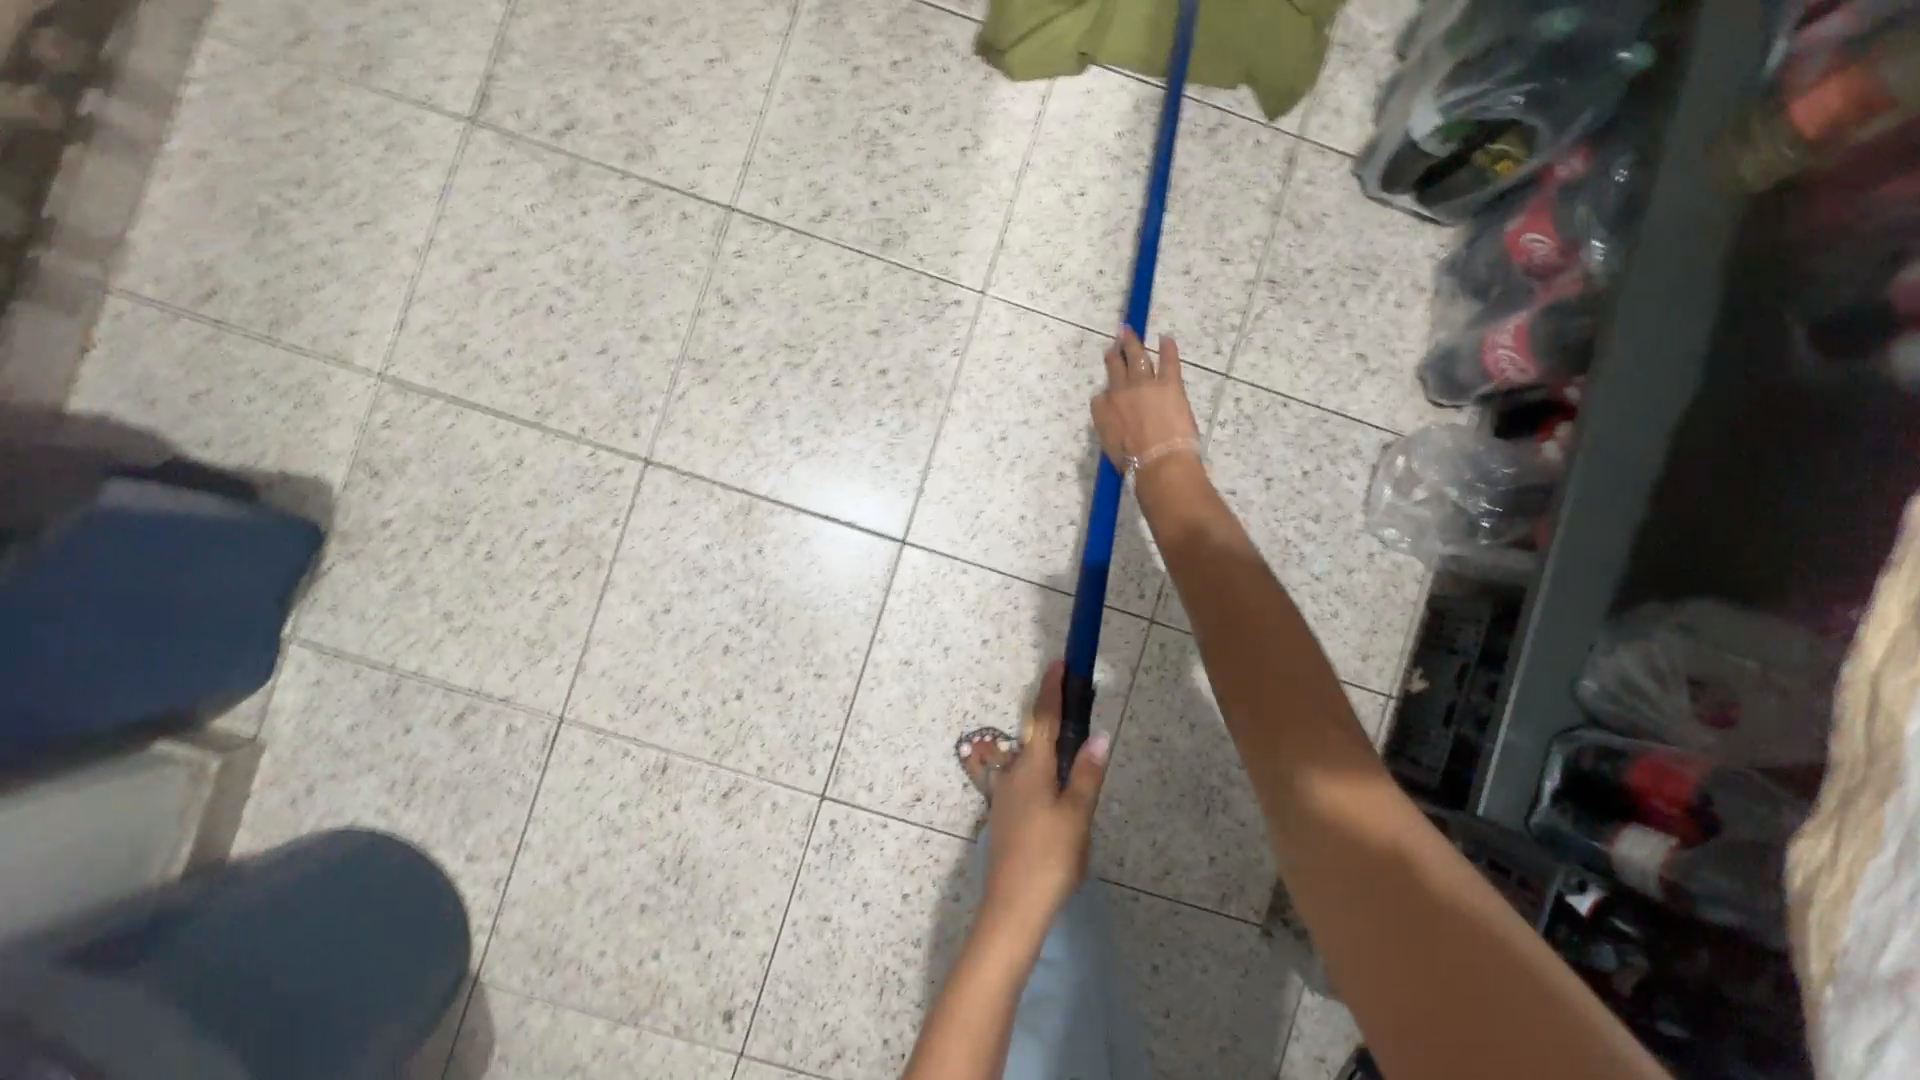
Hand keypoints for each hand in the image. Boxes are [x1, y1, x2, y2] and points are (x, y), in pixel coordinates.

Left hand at [981, 662, 1111, 927]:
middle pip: (1034, 739)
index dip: (1052, 689)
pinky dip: (1043, 776)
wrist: (1013, 907)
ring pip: (1029, 764)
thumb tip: (1098, 736)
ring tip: (1075, 761)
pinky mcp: (1005, 818)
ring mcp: (1005, 797)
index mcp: (1032, 768)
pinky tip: (1059, 798)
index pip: (1043, 718)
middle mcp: (1013, 775)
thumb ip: (1087, 774)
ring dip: (1048, 752)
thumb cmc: (1050, 858)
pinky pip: (1026, 784)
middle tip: (1077, 712)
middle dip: (1053, 722)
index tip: (1059, 663)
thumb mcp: (1077, 815)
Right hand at [1090, 329, 1200, 476]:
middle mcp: (1119, 392)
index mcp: (1103, 412)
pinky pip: (1168, 361)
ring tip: (1129, 332)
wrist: (1158, 462)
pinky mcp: (1169, 383)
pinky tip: (1165, 338)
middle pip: (1115, 368)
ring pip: (1137, 358)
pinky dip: (1167, 348)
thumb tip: (1118, 425)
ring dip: (1133, 343)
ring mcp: (1144, 384)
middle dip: (1115, 354)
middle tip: (1114, 343)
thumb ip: (1112, 431)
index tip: (1111, 392)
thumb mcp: (1112, 449)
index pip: (1101, 397)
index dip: (1107, 393)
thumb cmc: (1134, 465)